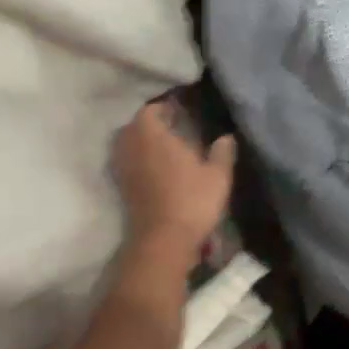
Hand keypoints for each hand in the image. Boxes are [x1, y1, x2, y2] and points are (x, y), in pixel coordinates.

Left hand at [112, 102, 236, 268]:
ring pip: (129, 145)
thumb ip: (222, 152)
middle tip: (175, 129)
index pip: (152, 109)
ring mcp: (122, 166)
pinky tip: (157, 169)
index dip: (166, 109)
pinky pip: (127, 163)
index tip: (182, 112)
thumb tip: (227, 137)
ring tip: (166, 149)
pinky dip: (139, 161)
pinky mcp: (121, 186)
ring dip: (143, 143)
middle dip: (153, 124)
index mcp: (152, 133)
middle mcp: (130, 145)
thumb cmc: (192, 200)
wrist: (163, 239)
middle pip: (136, 125)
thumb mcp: (217, 175)